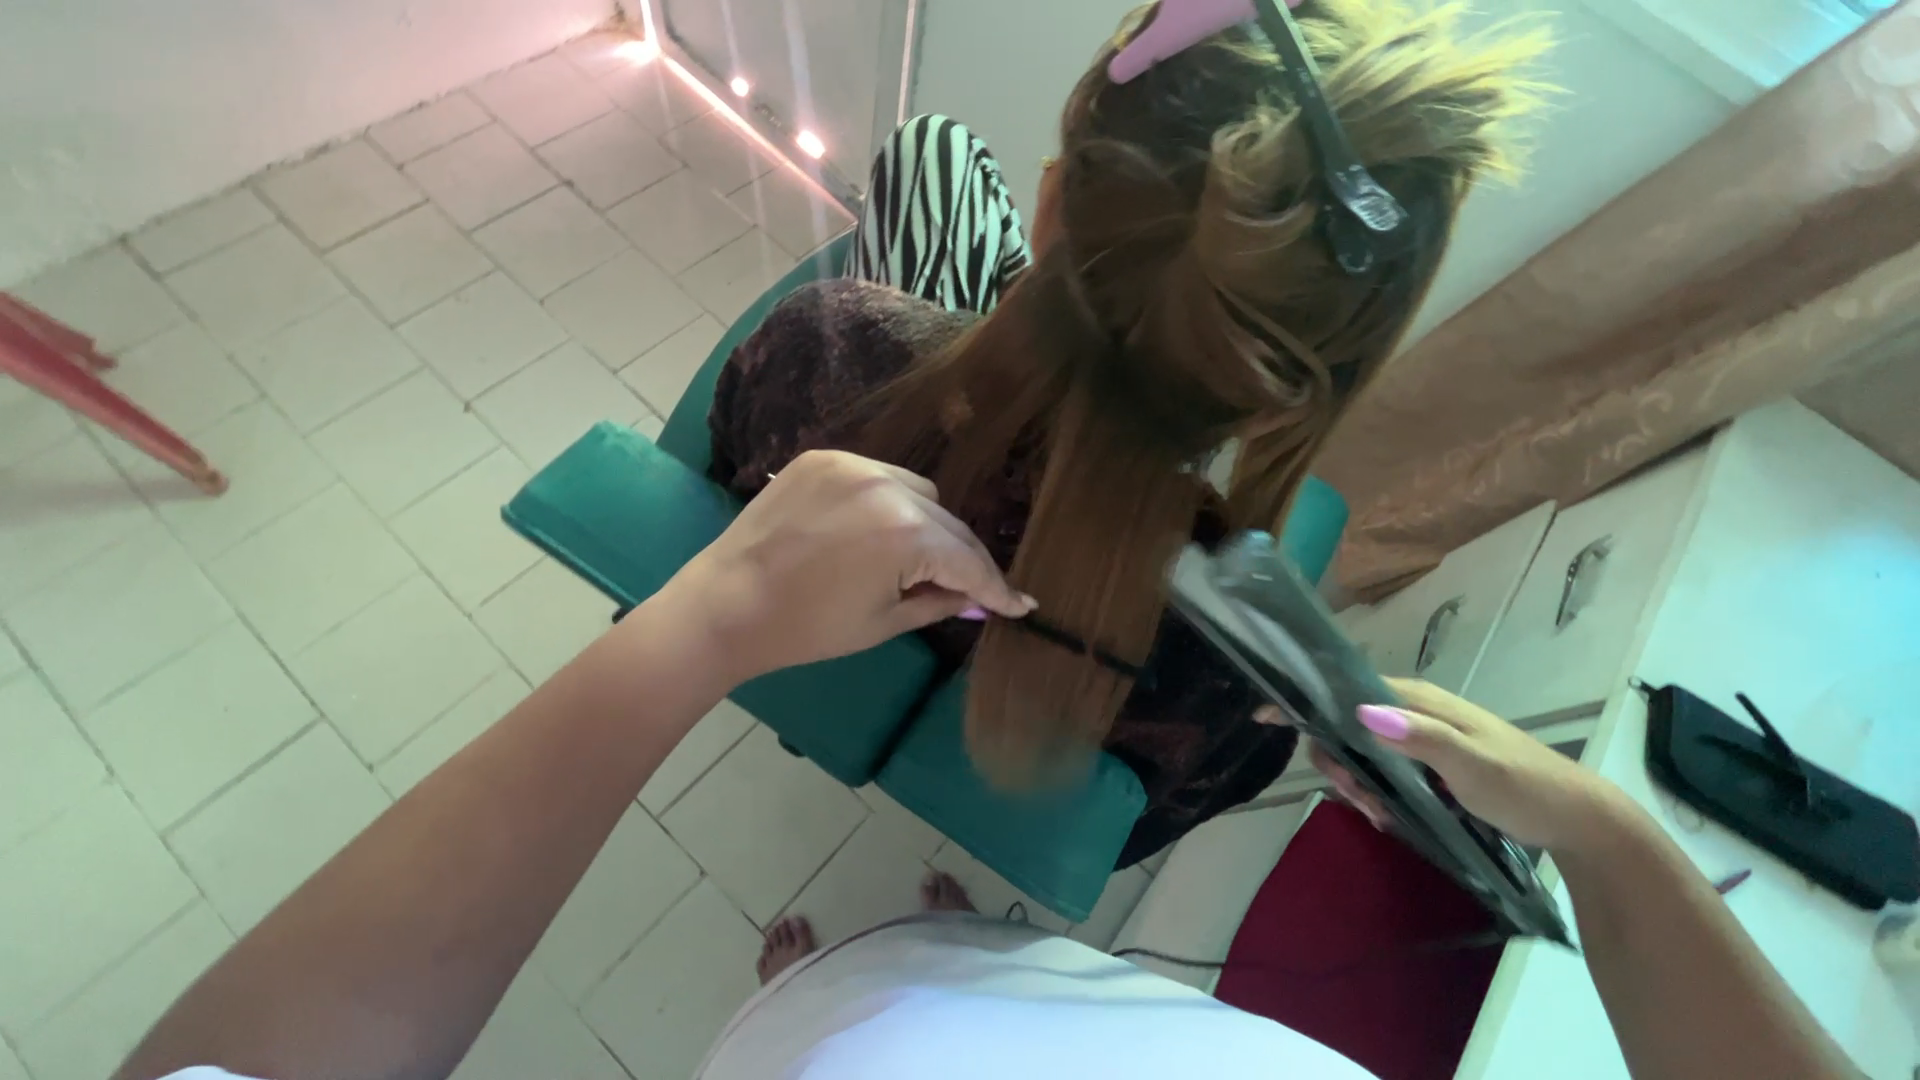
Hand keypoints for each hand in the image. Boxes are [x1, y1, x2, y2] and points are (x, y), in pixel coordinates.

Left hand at [662, 450, 1034, 681]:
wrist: (725, 605)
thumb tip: (980, 598)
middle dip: (963, 559)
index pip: (968, 560)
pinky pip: (881, 476)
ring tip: (911, 560)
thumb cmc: (807, 628)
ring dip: (928, 525)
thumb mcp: (885, 623)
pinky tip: (874, 530)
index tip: (1021, 604)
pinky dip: (890, 502)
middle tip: (971, 589)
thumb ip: (942, 602)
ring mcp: (853, 464)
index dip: (998, 587)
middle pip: (950, 522)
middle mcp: (887, 486)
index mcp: (905, 534)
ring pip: (920, 492)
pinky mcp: (824, 458)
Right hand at [1262, 678, 1624, 851]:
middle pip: (1344, 723)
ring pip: (1359, 747)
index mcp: (1418, 700)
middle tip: (1360, 802)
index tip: (1267, 717)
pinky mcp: (1426, 759)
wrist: (1580, 822)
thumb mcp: (1474, 766)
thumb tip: (1361, 712)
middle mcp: (1412, 710)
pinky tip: (1385, 813)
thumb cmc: (1527, 788)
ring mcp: (1419, 734)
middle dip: (1338, 762)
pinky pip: (1379, 764)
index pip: (1346, 690)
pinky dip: (1372, 787)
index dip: (1305, 703)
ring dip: (1357, 781)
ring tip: (1378, 816)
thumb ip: (1421, 737)